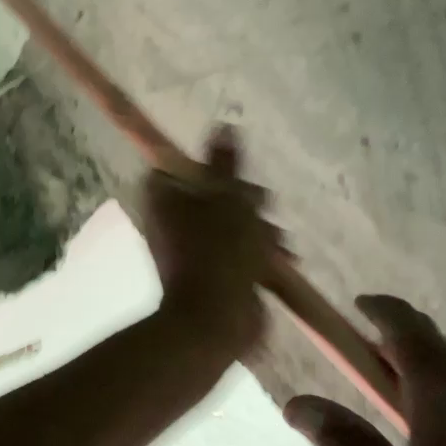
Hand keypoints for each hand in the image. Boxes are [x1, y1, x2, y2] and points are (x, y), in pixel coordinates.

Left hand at [138, 125, 277, 359]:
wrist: (217, 320)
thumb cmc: (219, 254)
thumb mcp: (228, 199)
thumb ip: (225, 164)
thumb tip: (222, 125)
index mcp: (163, 199)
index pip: (179, 167)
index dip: (211, 168)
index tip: (234, 176)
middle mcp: (171, 221)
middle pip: (213, 193)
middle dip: (246, 201)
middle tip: (260, 209)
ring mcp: (192, 248)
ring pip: (232, 221)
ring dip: (259, 229)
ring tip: (273, 244)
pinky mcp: (213, 270)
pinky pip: (239, 249)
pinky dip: (260, 252)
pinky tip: (282, 260)